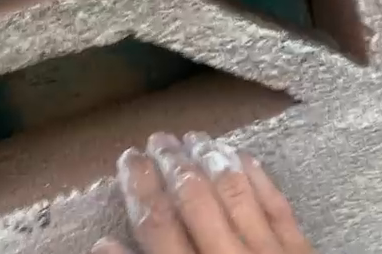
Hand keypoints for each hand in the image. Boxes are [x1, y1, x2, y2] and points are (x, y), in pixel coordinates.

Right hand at [95, 132, 315, 253]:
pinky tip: (243, 157)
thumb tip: (103, 247)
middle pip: (194, 199)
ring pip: (235, 193)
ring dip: (212, 160)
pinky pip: (278, 207)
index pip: (157, 226)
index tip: (126, 159)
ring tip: (194, 138)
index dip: (139, 187)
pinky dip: (259, 178)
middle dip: (172, 163)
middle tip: (157, 138)